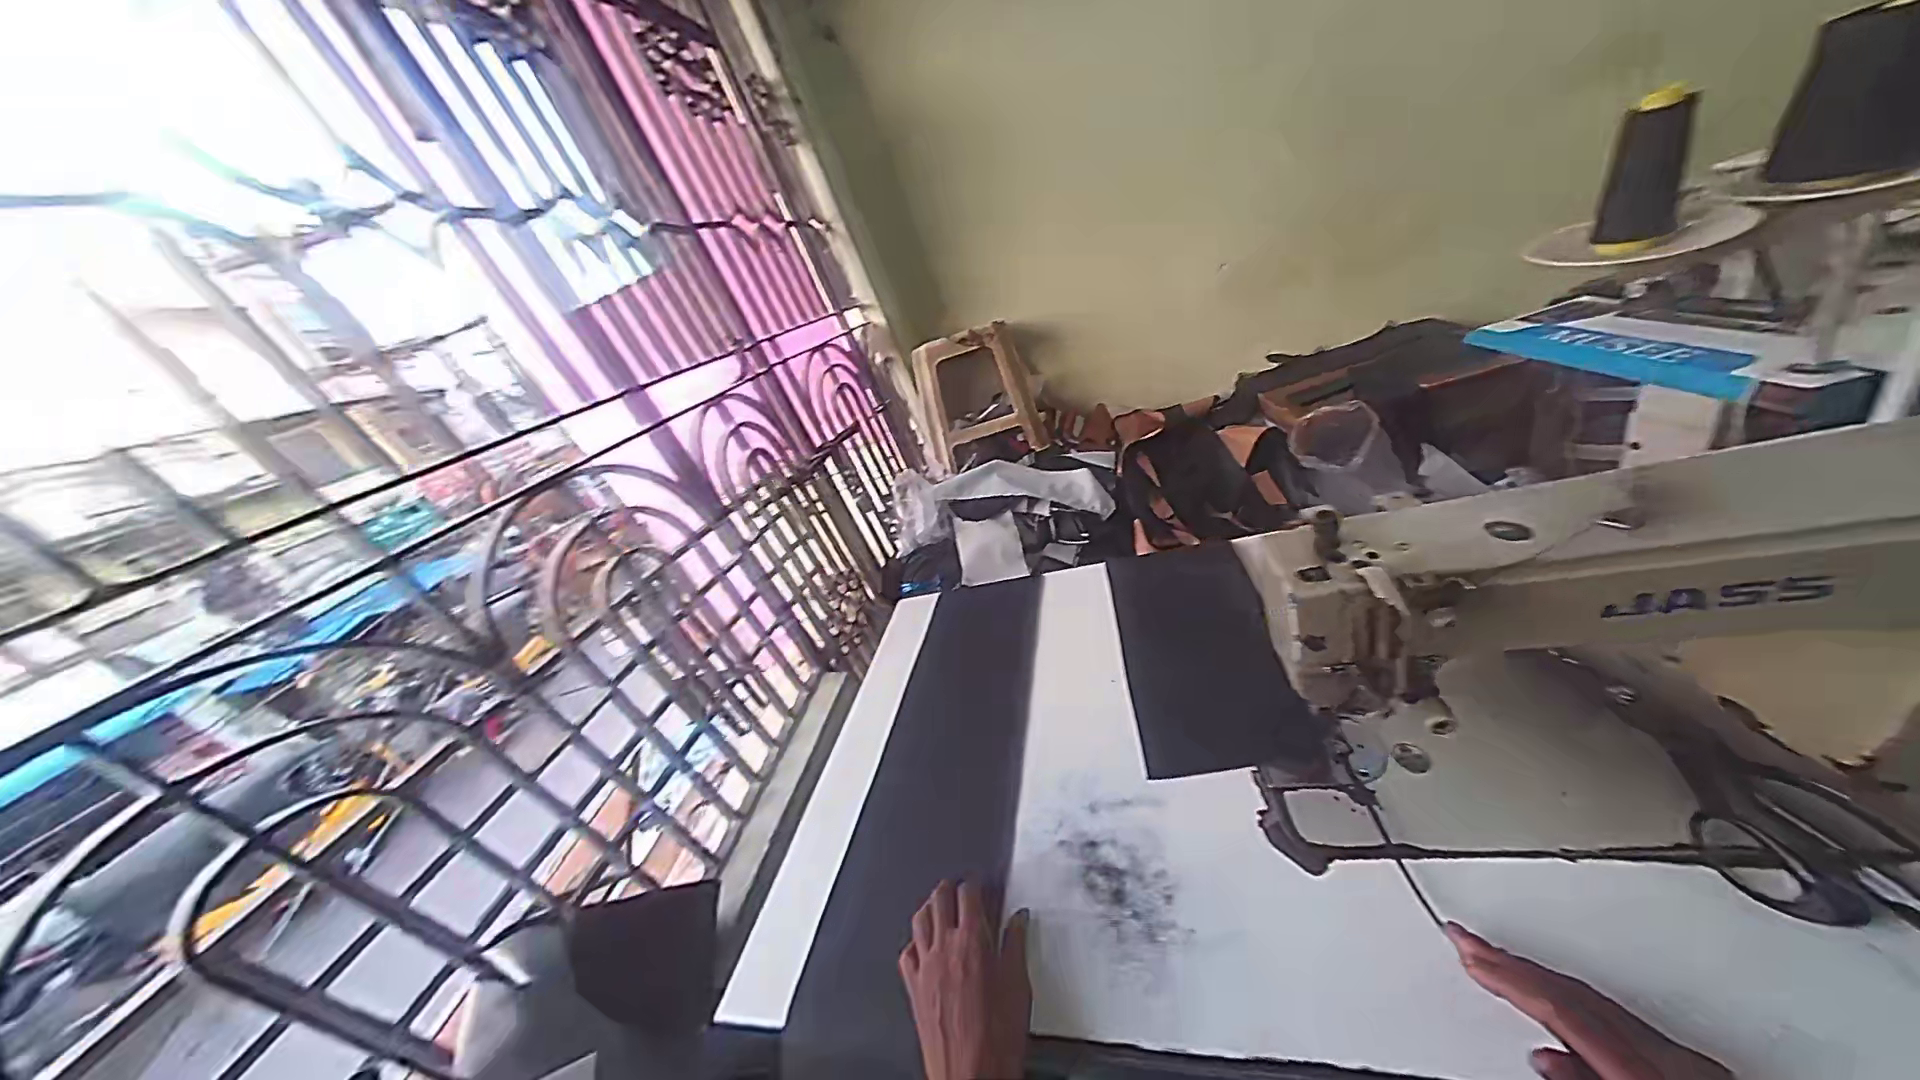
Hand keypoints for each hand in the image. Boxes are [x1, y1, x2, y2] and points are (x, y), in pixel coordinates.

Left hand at [898, 880, 1030, 1079]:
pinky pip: (907, 954)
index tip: (979, 882)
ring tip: (938, 904)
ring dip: (930, 907)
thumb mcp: (1019, 986)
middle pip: (939, 899)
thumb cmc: (997, 1040)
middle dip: (949, 887)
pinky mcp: (914, 989)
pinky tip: (922, 944)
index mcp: (972, 942)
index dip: (973, 883)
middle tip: (958, 886)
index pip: (968, 894)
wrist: (971, 1077)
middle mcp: (944, 948)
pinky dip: (915, 942)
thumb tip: (1018, 919)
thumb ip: (1016, 945)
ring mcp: (925, 967)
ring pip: (919, 920)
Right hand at [1446, 922, 1733, 1079]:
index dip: (1505, 970)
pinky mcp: (1709, 1075)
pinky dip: (1582, 1011)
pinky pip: (1631, 1027)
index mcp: (1656, 1074)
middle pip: (1579, 996)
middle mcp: (1680, 1064)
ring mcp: (1699, 1068)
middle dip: (1516, 965)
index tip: (1463, 944)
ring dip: (1544, 982)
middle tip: (1467, 941)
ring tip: (1499, 964)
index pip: (1563, 1006)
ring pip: (1604, 1006)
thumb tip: (1540, 1060)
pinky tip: (1562, 1015)